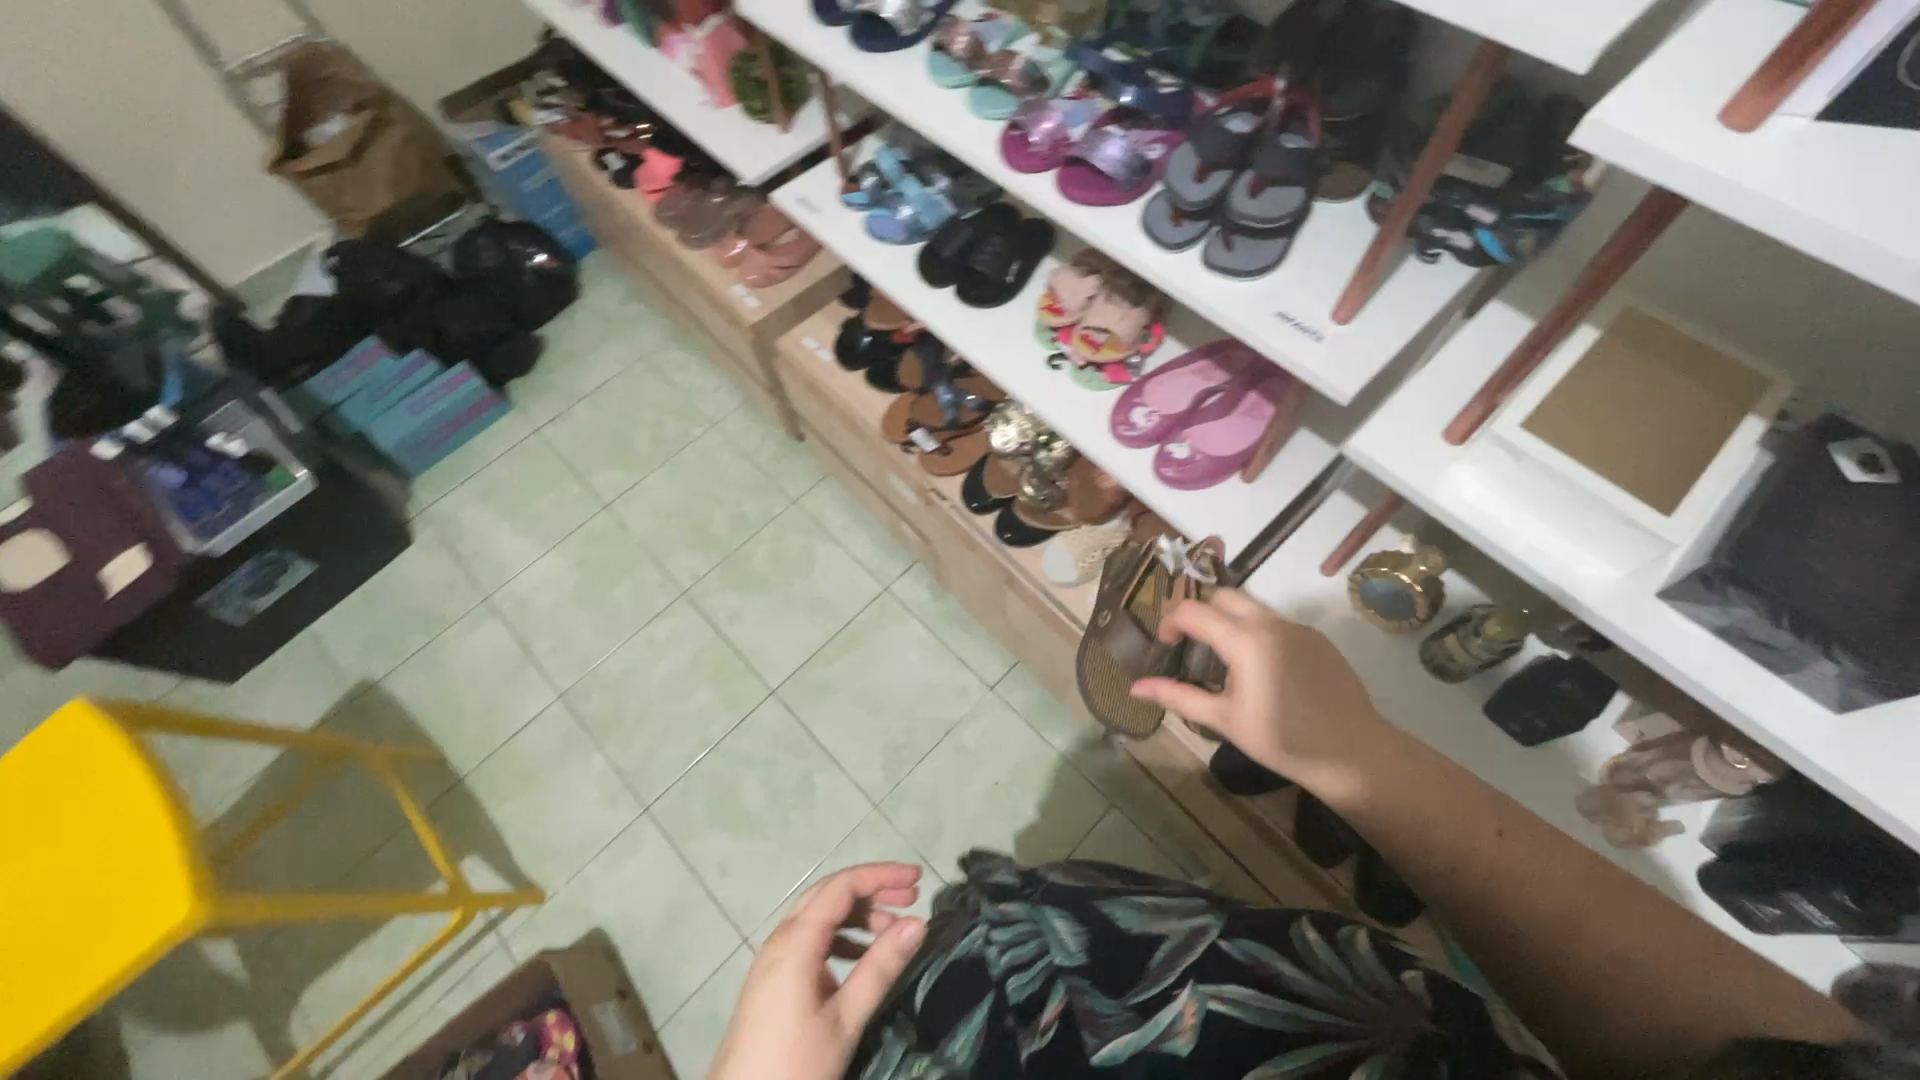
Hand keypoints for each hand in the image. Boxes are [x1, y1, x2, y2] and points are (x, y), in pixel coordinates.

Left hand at [710, 863, 926, 1079]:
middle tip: (912, 897)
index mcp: (796, 941)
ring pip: (819, 916)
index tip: (918, 878)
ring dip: (857, 915)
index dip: (881, 876)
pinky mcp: (772, 978)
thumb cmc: (794, 1065)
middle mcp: (781, 939)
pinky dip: (840, 938)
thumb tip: (917, 923)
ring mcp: (772, 958)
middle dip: (872, 890)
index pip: (842, 886)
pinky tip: (861, 959)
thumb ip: (880, 967)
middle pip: (829, 894)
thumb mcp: (845, 1019)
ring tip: (893, 931)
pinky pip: (809, 940)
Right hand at [1129, 589, 1386, 787]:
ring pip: (1254, 606)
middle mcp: (1271, 623)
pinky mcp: (1317, 640)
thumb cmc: (1281, 740)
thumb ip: (1177, 696)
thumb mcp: (1223, 720)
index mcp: (1245, 640)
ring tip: (1223, 656)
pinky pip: (1277, 623)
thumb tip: (1135, 687)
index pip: (1194, 610)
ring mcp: (1298, 629)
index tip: (1165, 645)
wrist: (1353, 753)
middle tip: (1191, 643)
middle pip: (1225, 595)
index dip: (1170, 622)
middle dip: (1201, 611)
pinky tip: (1260, 670)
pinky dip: (1257, 632)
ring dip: (1230, 619)